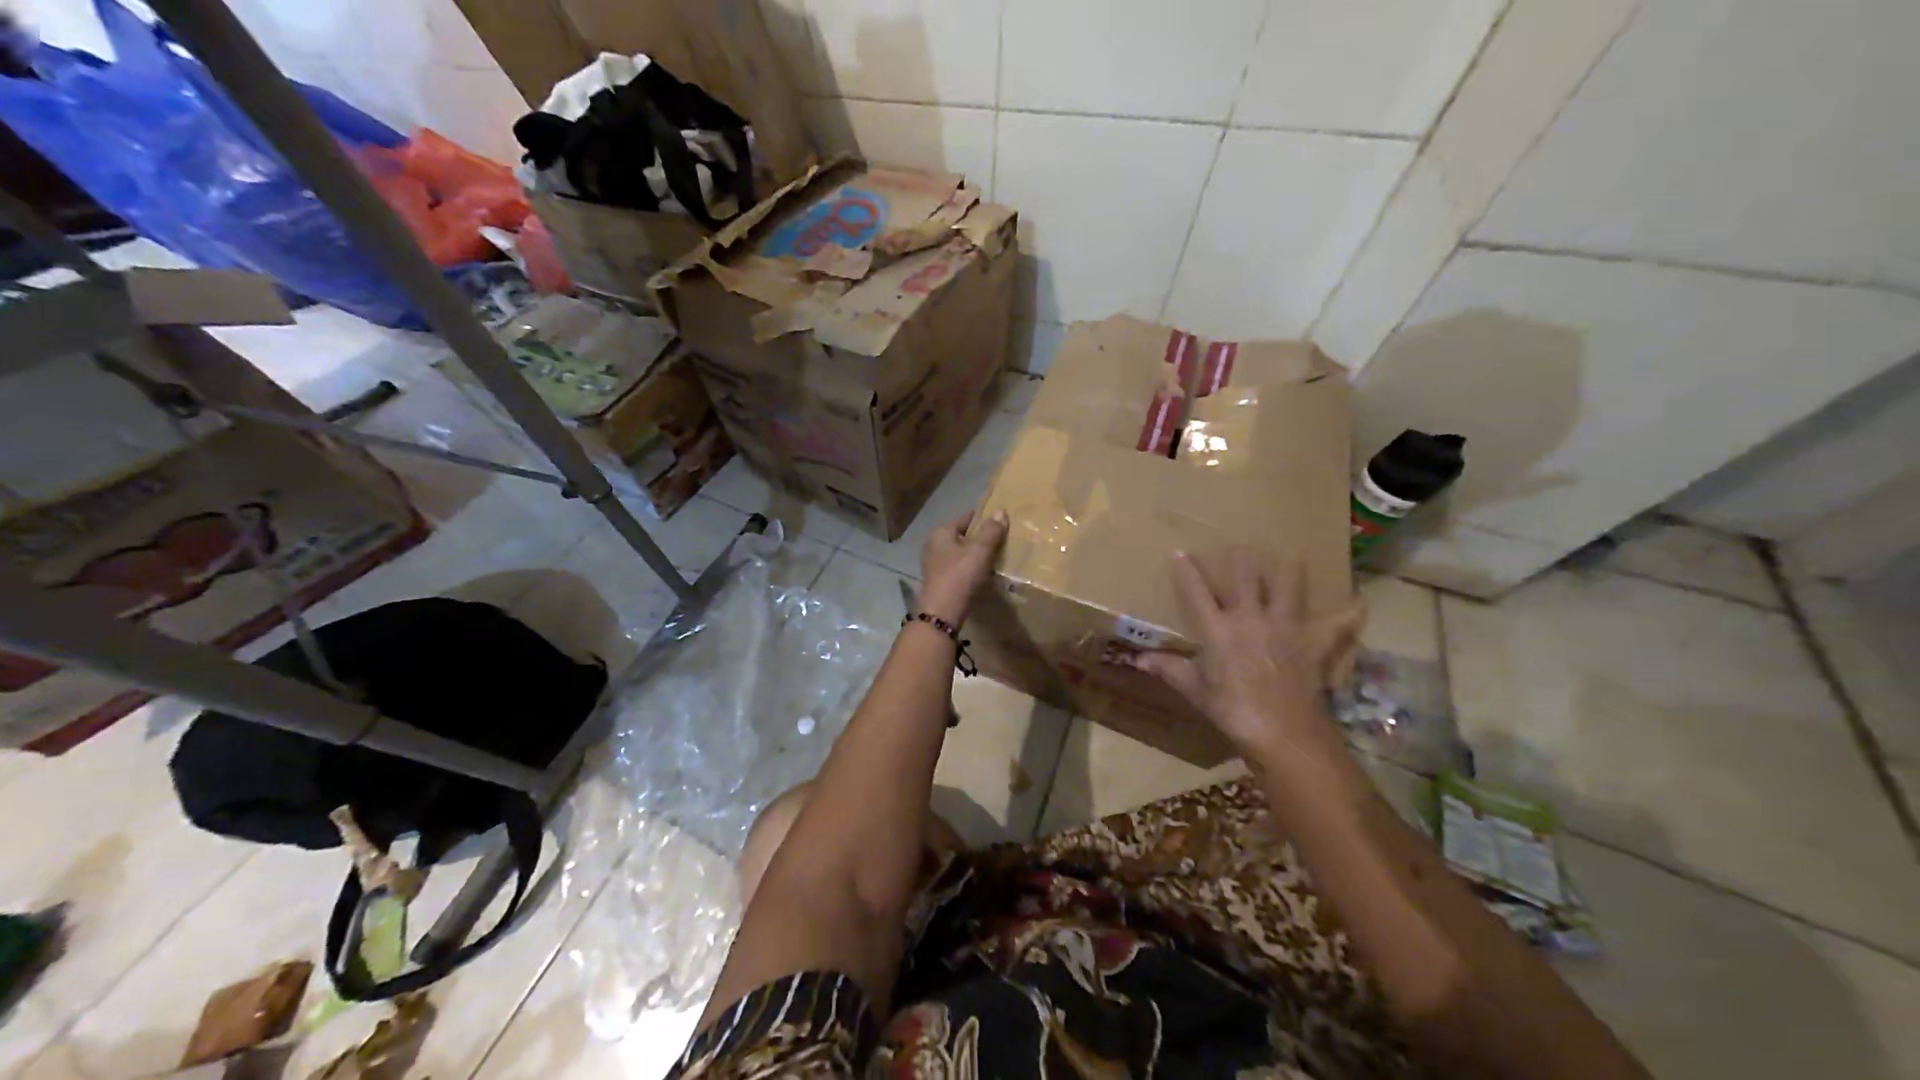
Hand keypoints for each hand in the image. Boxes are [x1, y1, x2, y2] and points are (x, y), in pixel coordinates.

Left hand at [915, 510, 1008, 624]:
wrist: (942, 613)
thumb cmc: (960, 576)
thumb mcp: (979, 551)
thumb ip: (991, 531)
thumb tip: (1000, 511)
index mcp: (941, 533)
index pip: (966, 518)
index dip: (984, 519)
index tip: (1002, 522)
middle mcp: (934, 545)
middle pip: (964, 536)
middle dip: (981, 538)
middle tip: (1003, 541)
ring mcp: (935, 564)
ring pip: (962, 554)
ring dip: (977, 555)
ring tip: (997, 558)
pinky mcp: (939, 581)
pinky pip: (959, 568)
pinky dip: (971, 569)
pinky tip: (985, 574)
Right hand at [1127, 549, 1363, 760]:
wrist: (1283, 733)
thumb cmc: (1233, 712)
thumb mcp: (1196, 692)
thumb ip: (1169, 670)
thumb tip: (1138, 659)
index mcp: (1219, 630)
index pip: (1197, 592)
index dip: (1187, 571)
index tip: (1180, 552)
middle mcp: (1251, 619)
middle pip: (1246, 576)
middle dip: (1242, 558)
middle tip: (1242, 548)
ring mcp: (1286, 627)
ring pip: (1289, 585)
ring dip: (1289, 570)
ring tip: (1290, 559)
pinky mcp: (1314, 642)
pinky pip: (1338, 623)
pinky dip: (1349, 613)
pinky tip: (1357, 603)